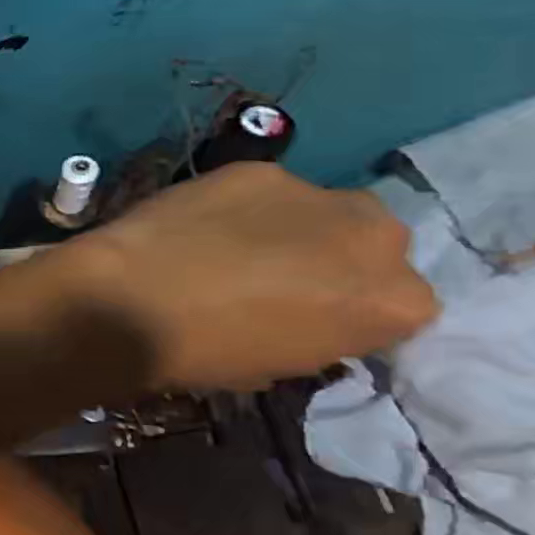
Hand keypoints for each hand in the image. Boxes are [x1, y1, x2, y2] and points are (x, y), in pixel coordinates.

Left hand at [53, 163, 435, 390]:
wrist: (132, 299)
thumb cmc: (208, 353)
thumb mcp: (283, 365)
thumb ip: (321, 333)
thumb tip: (309, 315)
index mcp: (395, 301)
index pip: (401, 306)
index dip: (355, 315)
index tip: (317, 322)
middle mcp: (377, 236)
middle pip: (373, 247)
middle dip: (337, 262)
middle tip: (280, 280)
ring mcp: (316, 192)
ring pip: (323, 212)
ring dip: (295, 228)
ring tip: (234, 248)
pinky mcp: (260, 168)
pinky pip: (268, 192)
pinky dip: (246, 207)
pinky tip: (203, 225)